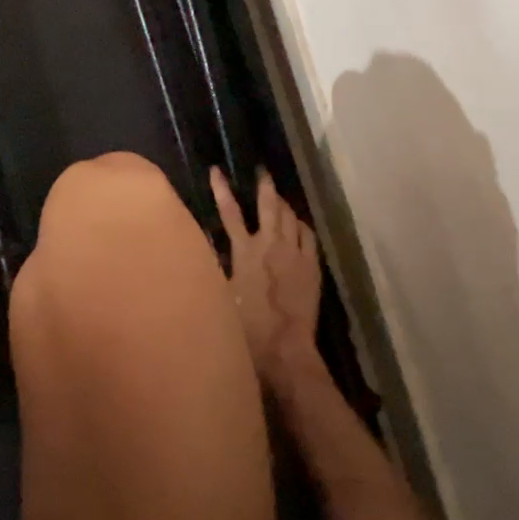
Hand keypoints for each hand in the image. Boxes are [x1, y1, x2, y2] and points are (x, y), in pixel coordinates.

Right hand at [211, 166, 322, 384]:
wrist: (285, 349)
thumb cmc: (246, 326)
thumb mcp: (221, 292)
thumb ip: (216, 264)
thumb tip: (207, 242)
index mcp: (244, 251)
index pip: (230, 212)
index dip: (221, 189)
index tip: (217, 170)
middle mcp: (270, 245)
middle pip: (268, 206)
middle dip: (264, 186)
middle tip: (262, 172)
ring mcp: (294, 254)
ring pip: (290, 217)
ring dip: (282, 203)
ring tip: (278, 196)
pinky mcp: (311, 267)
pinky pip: (307, 235)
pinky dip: (300, 225)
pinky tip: (298, 225)